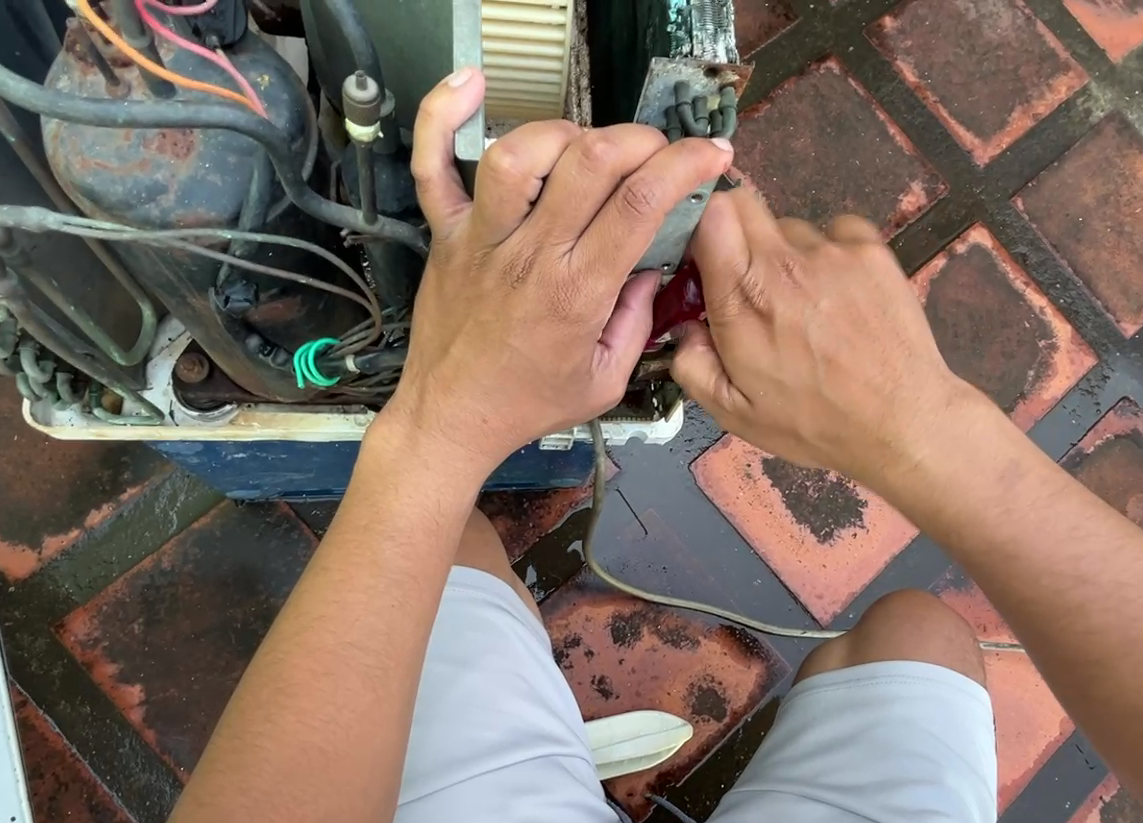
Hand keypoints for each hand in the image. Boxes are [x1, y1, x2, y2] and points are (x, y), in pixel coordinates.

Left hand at [383, 68, 733, 474]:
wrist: (453, 417)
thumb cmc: (529, 405)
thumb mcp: (604, 381)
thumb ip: (636, 322)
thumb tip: (649, 267)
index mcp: (577, 294)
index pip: (639, 204)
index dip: (685, 165)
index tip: (710, 155)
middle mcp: (530, 256)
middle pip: (589, 163)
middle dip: (639, 141)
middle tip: (654, 153)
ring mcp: (482, 240)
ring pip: (518, 153)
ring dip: (564, 133)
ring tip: (585, 148)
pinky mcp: (446, 235)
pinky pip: (432, 164)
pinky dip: (443, 116)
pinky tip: (471, 85)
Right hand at [669, 187, 980, 486]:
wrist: (900, 420)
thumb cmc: (812, 423)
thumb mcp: (734, 414)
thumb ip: (693, 366)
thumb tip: (685, 329)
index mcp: (741, 301)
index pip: (709, 216)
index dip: (697, 223)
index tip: (698, 254)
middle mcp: (782, 263)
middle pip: (742, 203)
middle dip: (732, 231)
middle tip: (744, 277)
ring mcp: (831, 251)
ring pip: (790, 228)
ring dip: (785, 256)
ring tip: (804, 304)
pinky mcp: (871, 250)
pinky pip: (835, 232)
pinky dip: (829, 254)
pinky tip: (838, 294)